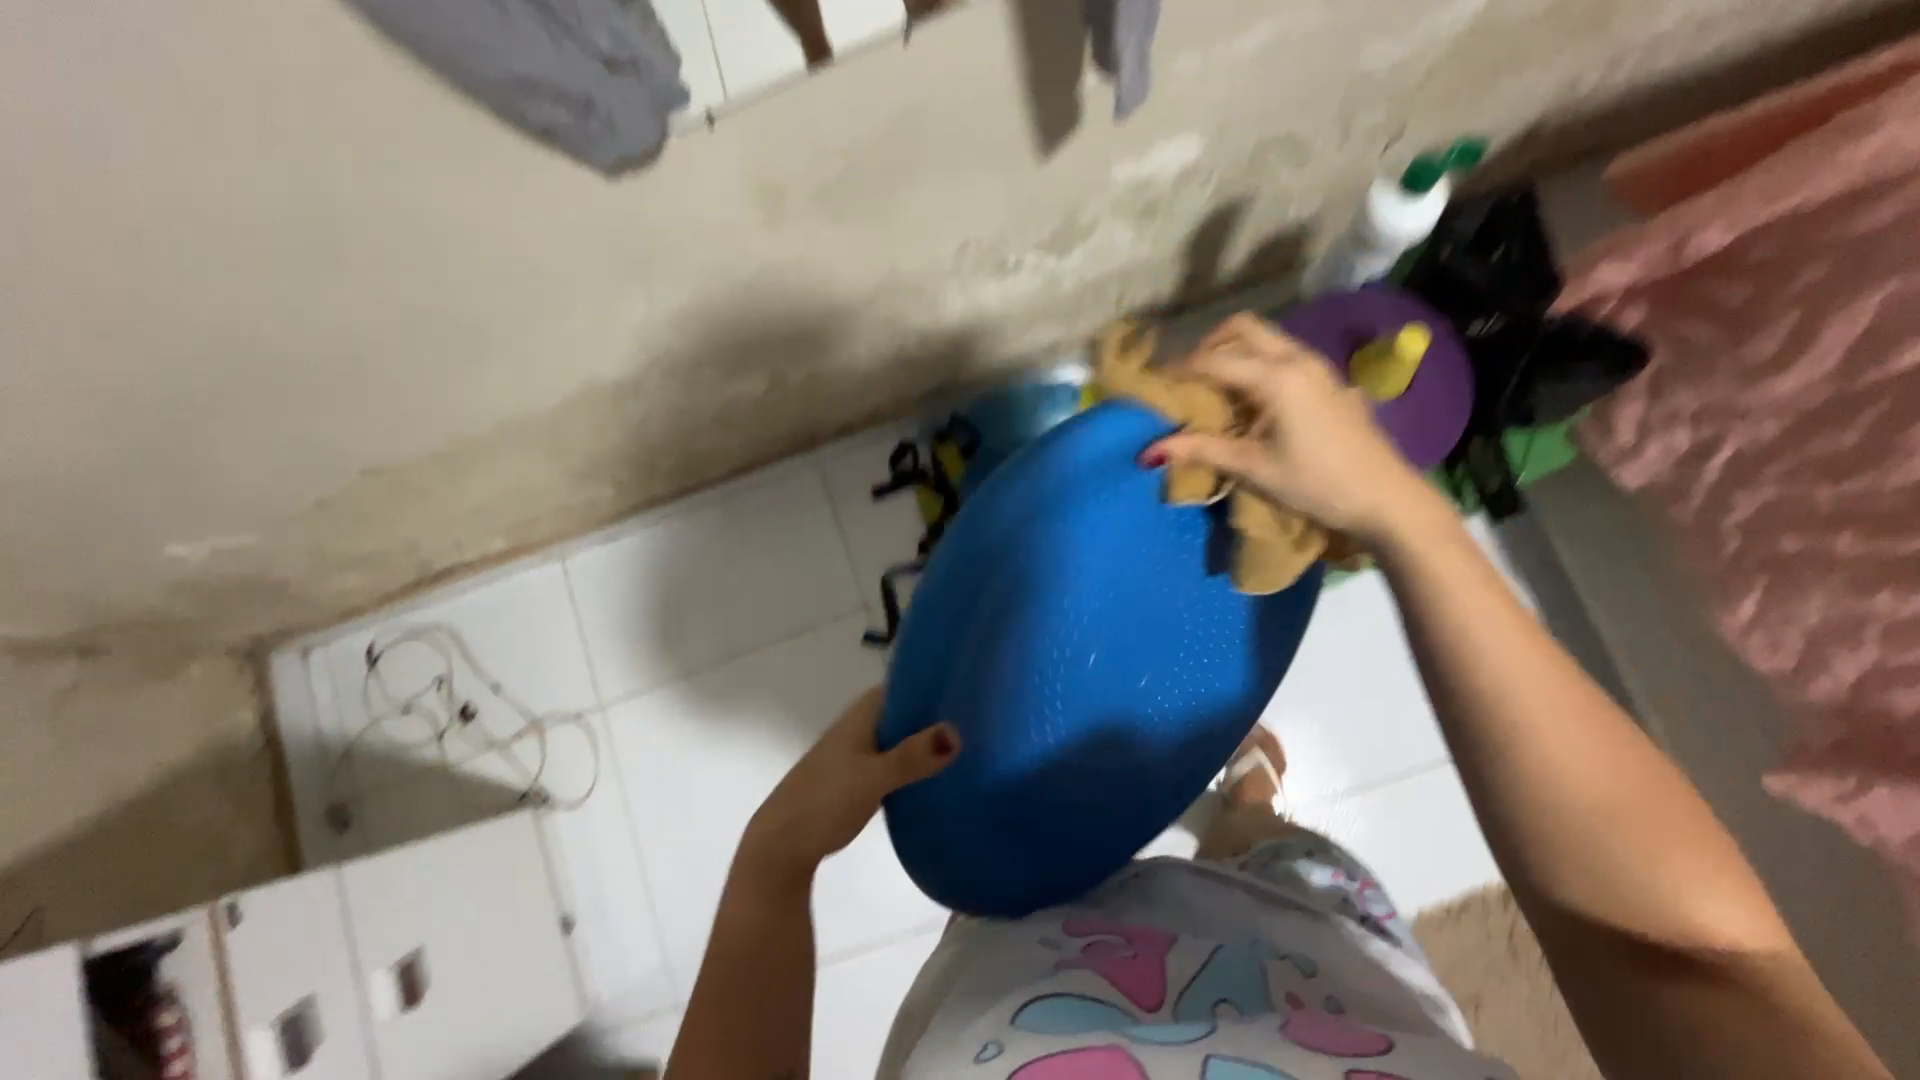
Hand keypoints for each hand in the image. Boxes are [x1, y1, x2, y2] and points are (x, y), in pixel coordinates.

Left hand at [736, 688, 958, 890]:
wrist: (781, 845)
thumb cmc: (825, 800)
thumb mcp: (873, 777)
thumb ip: (912, 756)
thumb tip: (955, 732)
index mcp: (859, 718)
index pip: (898, 686)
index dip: (928, 683)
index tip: (965, 686)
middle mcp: (856, 730)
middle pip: (900, 714)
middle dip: (932, 715)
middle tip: (976, 719)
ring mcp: (853, 757)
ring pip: (896, 741)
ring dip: (923, 743)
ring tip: (966, 746)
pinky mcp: (854, 783)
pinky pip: (891, 764)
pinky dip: (911, 765)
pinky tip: (935, 776)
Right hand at [1141, 313, 1443, 544]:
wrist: (1385, 498)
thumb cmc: (1316, 484)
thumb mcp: (1253, 468)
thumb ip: (1202, 451)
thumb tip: (1149, 452)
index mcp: (1276, 377)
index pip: (1214, 360)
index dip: (1179, 370)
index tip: (1154, 385)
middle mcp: (1297, 359)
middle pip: (1242, 328)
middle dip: (1208, 346)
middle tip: (1185, 378)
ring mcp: (1318, 367)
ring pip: (1265, 339)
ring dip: (1234, 353)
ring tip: (1213, 390)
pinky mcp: (1328, 381)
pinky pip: (1283, 355)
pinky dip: (1257, 364)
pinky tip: (1249, 401)